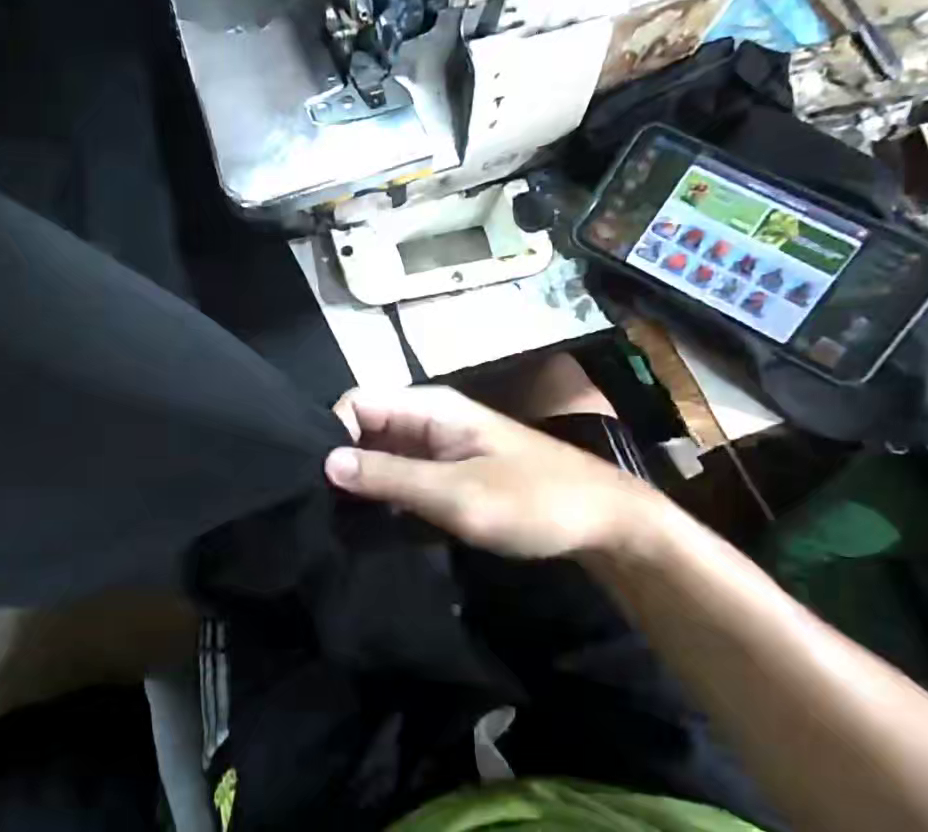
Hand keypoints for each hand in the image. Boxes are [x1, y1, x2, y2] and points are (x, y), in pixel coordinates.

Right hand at [325, 386, 666, 559]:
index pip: (357, 402)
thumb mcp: (457, 494)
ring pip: (380, 454)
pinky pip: (401, 476)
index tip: (322, 482)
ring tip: (336, 521)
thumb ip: (390, 477)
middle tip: (320, 507)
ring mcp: (439, 447)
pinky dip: (383, 495)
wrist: (606, 522)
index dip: (333, 434)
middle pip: (365, 427)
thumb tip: (325, 461)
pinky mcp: (448, 474)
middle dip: (342, 461)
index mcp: (430, 407)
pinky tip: (367, 525)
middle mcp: (428, 420)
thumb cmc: (534, 500)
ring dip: (360, 482)